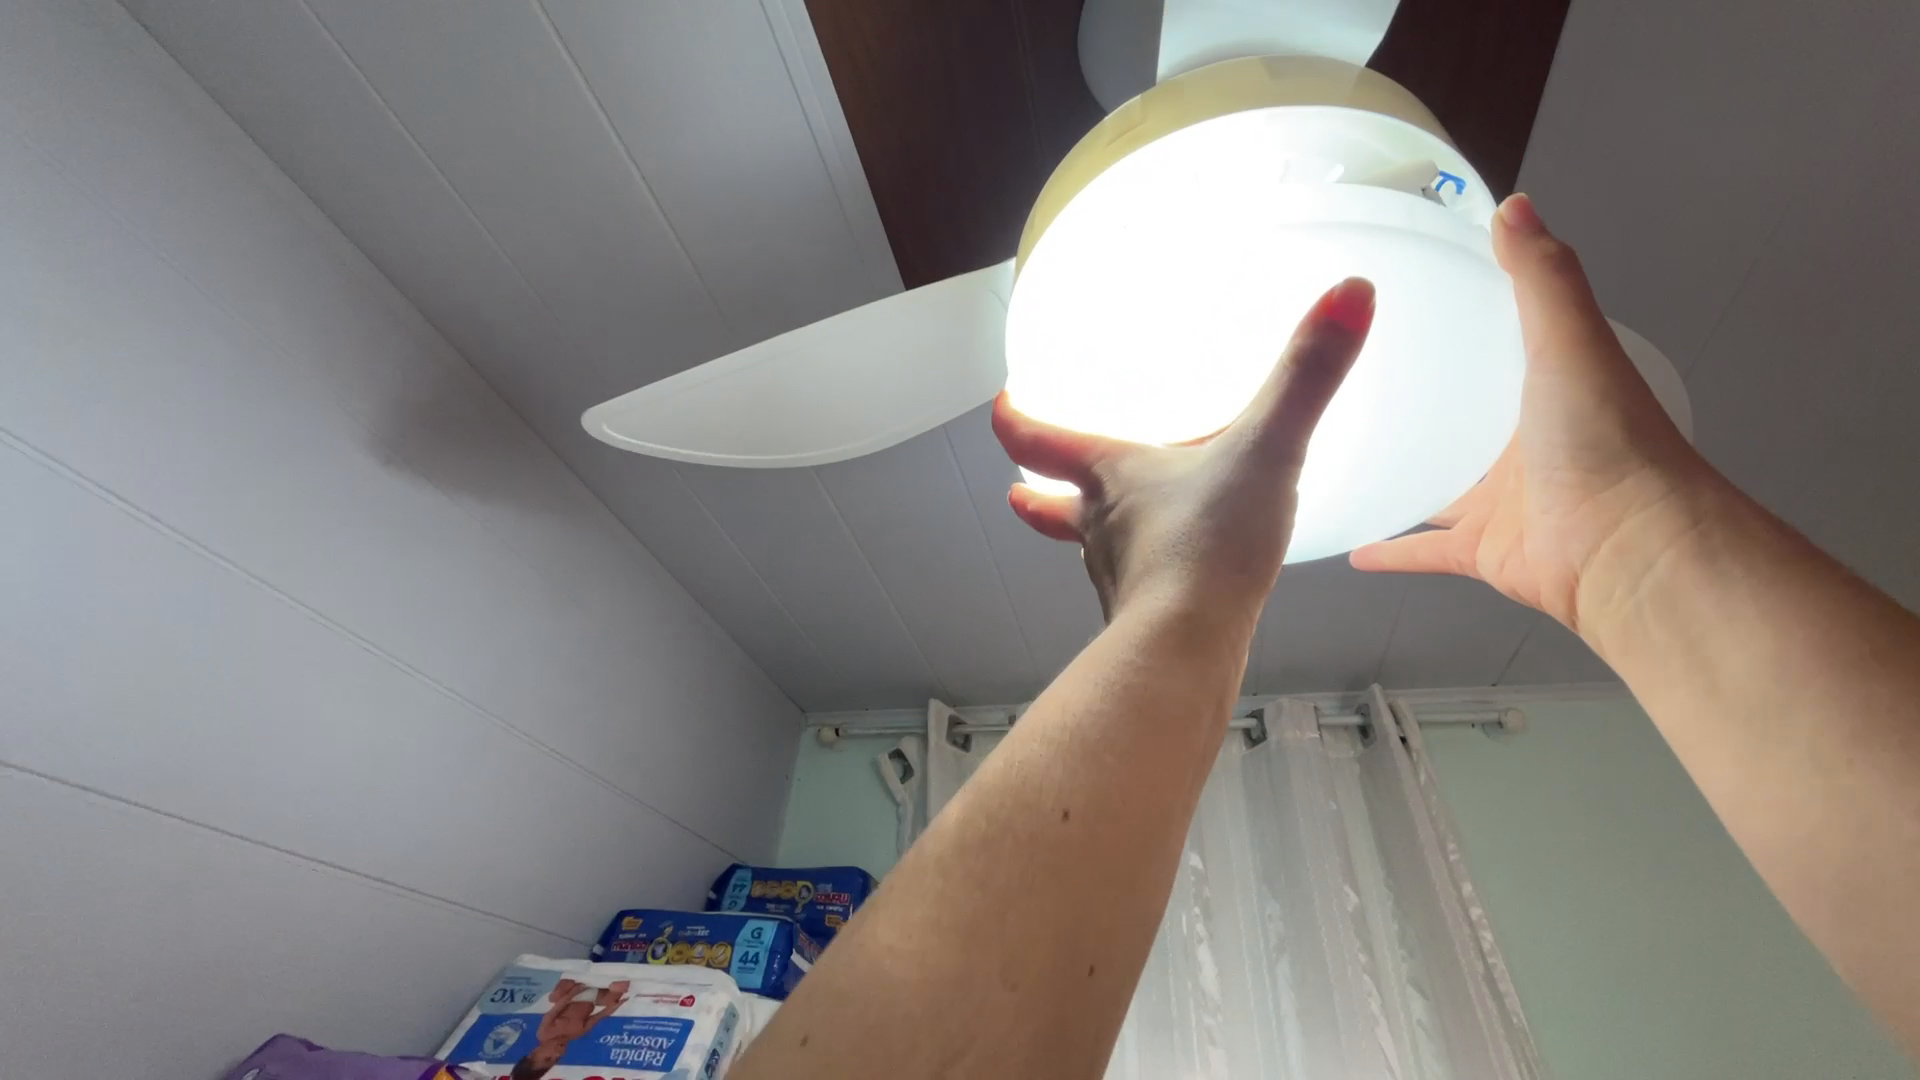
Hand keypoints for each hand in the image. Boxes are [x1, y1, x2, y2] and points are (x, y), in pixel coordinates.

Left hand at [993, 279, 1373, 624]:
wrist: (1192, 646)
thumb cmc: (1210, 544)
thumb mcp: (1264, 449)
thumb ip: (1304, 378)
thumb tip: (1351, 292)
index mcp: (1112, 477)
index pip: (1039, 439)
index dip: (1015, 419)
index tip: (1004, 403)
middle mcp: (1100, 527)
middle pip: (1054, 507)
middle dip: (1037, 496)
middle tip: (1018, 490)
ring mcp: (1117, 576)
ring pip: (1091, 548)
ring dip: (1086, 533)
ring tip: (1097, 525)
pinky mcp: (1143, 616)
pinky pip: (1136, 584)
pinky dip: (1141, 571)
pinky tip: (1169, 577)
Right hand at [1350, 194, 1717, 633]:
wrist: (1625, 547)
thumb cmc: (1599, 439)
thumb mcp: (1568, 344)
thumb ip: (1540, 280)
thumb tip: (1511, 205)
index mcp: (1546, 397)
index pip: (1496, 360)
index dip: (1457, 336)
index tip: (1398, 316)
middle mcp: (1521, 451)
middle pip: (1461, 428)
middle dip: (1418, 415)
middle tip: (1349, 395)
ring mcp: (1499, 505)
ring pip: (1437, 493)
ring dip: (1399, 483)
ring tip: (1339, 464)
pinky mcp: (1479, 552)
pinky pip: (1423, 550)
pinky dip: (1388, 551)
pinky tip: (1345, 545)